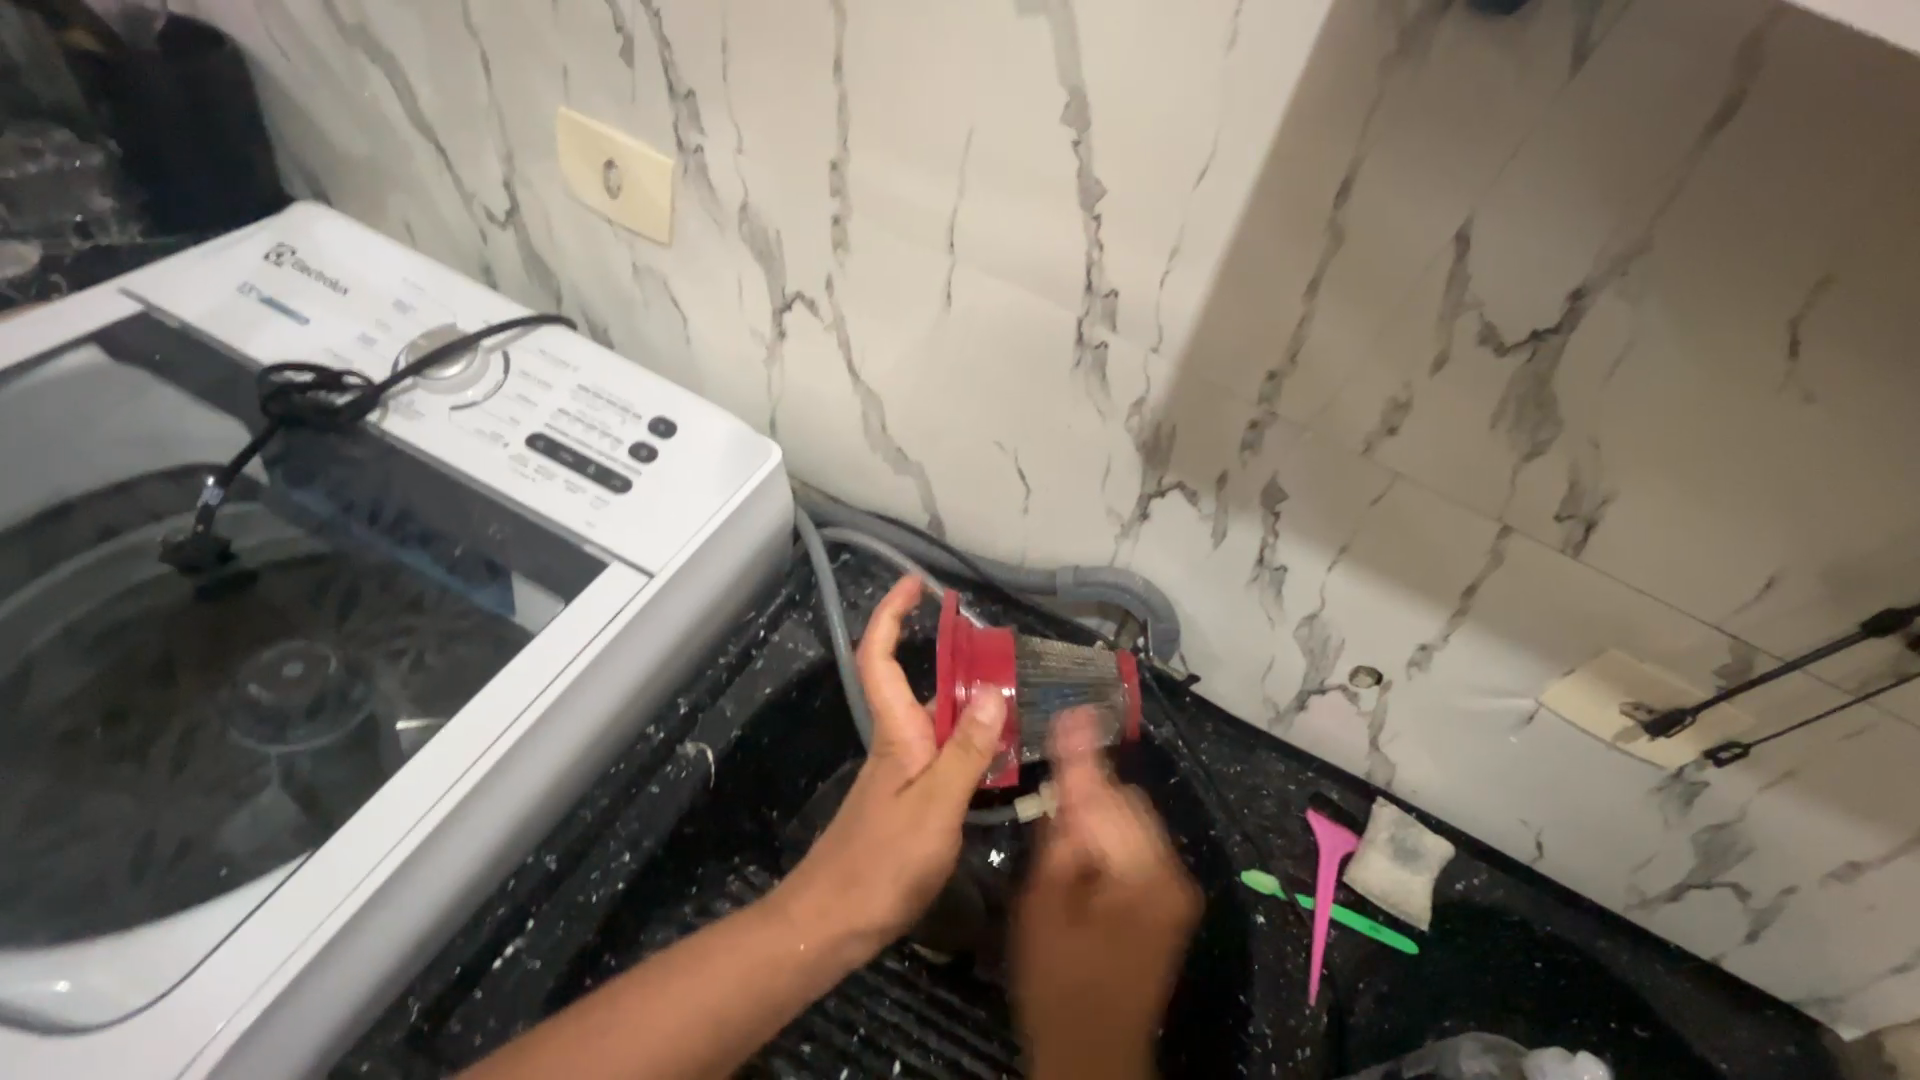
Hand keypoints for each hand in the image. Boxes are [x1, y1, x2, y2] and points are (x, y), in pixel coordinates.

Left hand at [771, 575, 1008, 960]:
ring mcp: (902, 773)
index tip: (916, 584)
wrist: (834, 923)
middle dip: (950, 655)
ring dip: (968, 700)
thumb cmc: (881, 863)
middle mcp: (897, 743)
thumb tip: (993, 689)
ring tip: (1015, 695)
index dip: (892, 616)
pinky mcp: (909, 800)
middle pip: (916, 683)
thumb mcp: (935, 806)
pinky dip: (970, 741)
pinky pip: (943, 753)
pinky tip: (1000, 755)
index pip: (881, 659)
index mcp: (896, 733)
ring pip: (935, 720)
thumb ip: (966, 750)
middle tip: (1000, 648)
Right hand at [1013, 709, 1201, 1079]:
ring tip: (1061, 828)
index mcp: (1140, 872)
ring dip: (1099, 812)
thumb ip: (1058, 835)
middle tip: (1048, 797)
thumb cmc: (1057, 982)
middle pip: (1126, 803)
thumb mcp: (1042, 904)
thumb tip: (1064, 780)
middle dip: (1089, 791)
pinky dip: (1110, 836)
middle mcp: (1170, 870)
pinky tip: (1082, 852)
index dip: (1082, 754)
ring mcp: (1175, 885)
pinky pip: (1138, 845)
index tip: (1071, 710)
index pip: (1107, 796)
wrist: (1095, 1051)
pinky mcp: (1171, 898)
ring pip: (1133, 820)